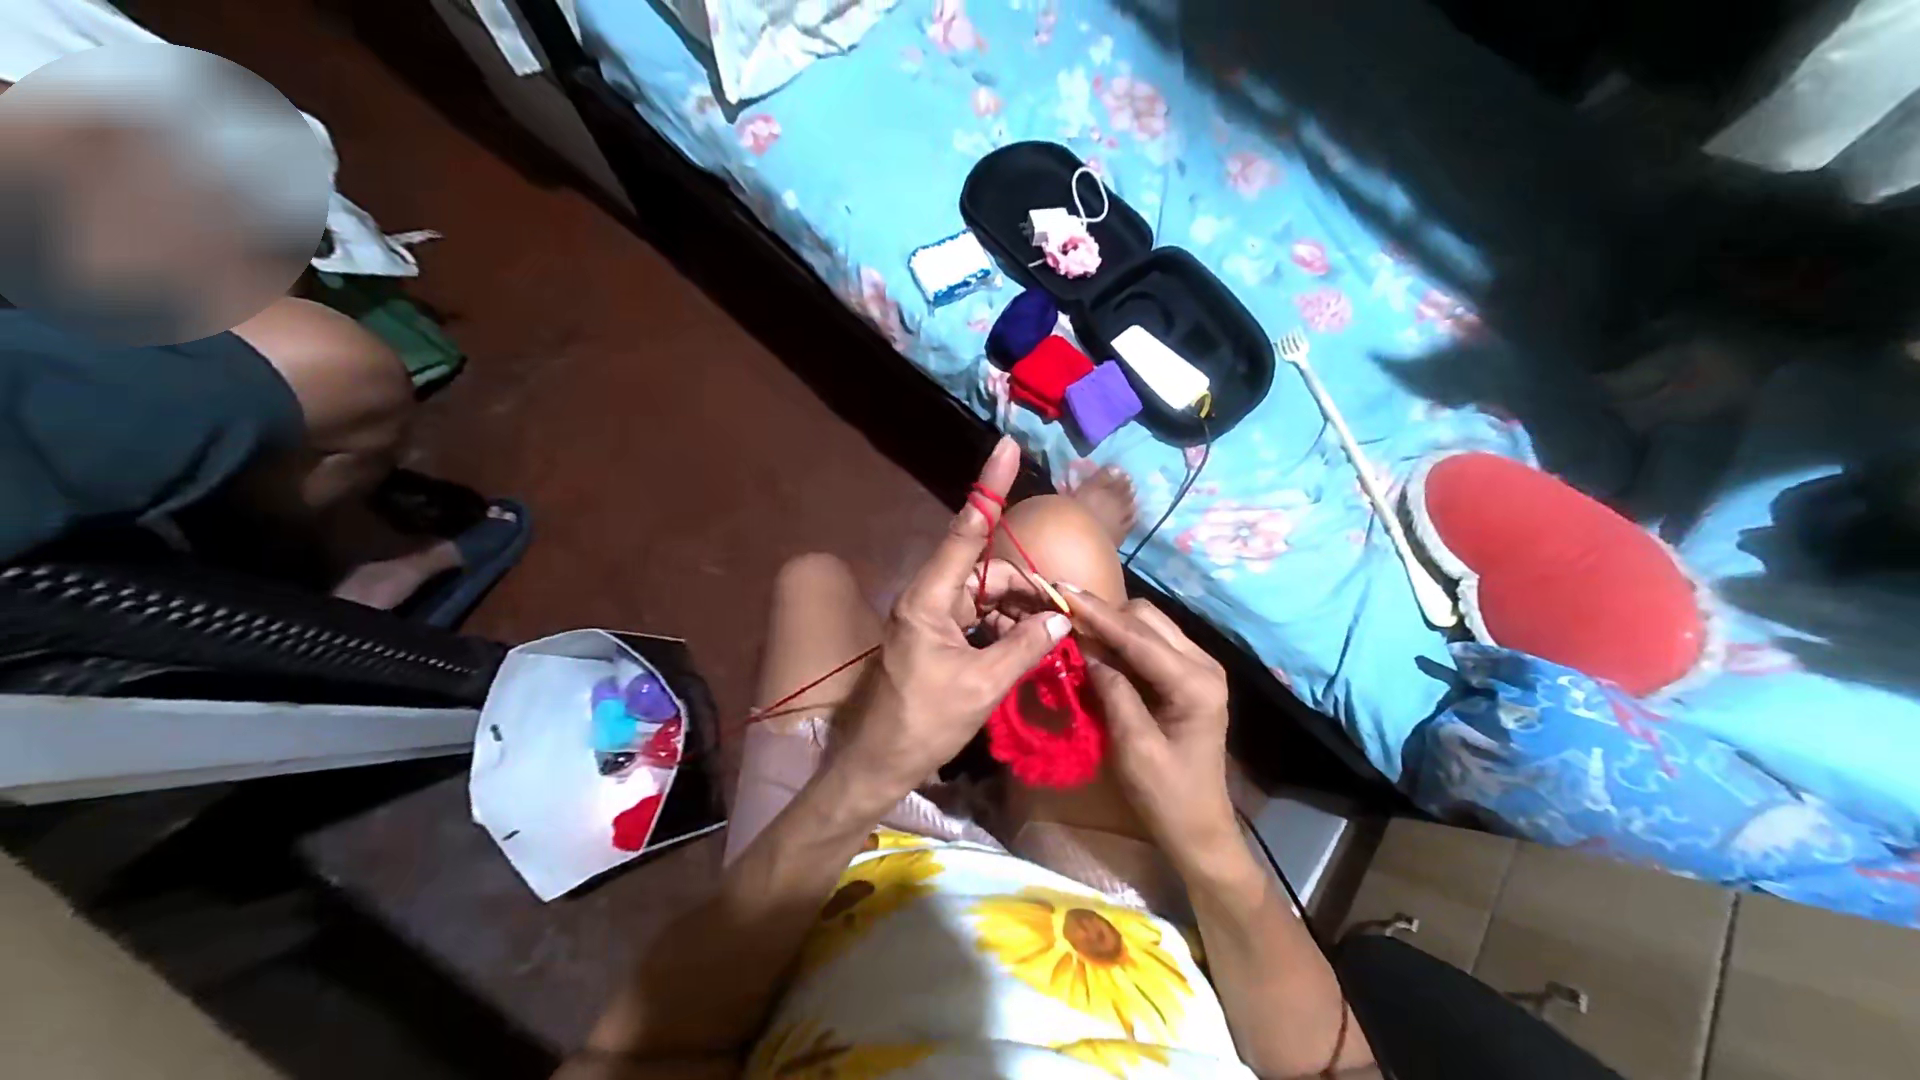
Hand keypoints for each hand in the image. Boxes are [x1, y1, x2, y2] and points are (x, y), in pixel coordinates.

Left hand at [831, 437, 1069, 803]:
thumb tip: (1061, 617)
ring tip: (1048, 635)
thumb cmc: (924, 723)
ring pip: (984, 596)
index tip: (1007, 447)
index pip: (965, 531)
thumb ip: (1024, 646)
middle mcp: (927, 597)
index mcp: (929, 599)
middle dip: (1024, 587)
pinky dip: (1002, 627)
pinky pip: (976, 617)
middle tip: (1061, 613)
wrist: (879, 762)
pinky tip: (1027, 644)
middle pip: (985, 571)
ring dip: (1016, 611)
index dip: (989, 487)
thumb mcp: (982, 685)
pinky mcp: (935, 636)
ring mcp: (930, 617)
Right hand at [1061, 587, 1237, 865]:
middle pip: (1146, 618)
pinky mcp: (1187, 675)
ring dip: (1112, 624)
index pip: (1137, 637)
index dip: (1097, 614)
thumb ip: (1112, 690)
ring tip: (1074, 628)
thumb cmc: (1166, 795)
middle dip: (1104, 614)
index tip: (1062, 591)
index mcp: (1194, 684)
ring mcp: (1198, 667)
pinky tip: (1097, 647)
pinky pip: (1150, 641)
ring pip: (1148, 624)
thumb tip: (1083, 647)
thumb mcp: (1132, 746)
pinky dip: (1121, 640)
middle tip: (1062, 616)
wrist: (1198, 826)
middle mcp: (1203, 665)